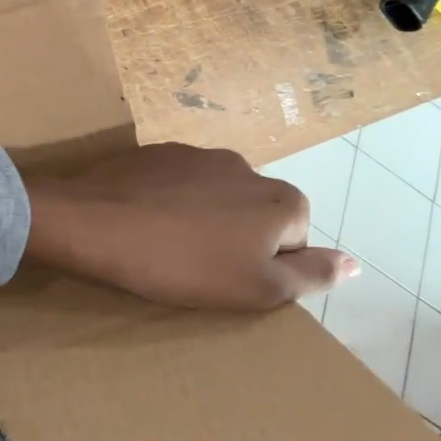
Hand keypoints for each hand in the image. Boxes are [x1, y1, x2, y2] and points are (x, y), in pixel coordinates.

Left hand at [22, 142, 358, 309]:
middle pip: (248, 212)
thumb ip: (311, 275)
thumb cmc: (178, 262)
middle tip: (187, 261)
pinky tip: (134, 220)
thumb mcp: (257, 288)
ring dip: (190, 216)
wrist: (88, 223)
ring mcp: (189, 153)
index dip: (260, 264)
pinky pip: (164, 183)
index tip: (223, 275)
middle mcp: (242, 165)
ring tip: (158, 241)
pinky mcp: (143, 153)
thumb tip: (352, 262)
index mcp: (281, 198)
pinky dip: (156, 201)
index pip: (291, 239)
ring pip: (205, 195)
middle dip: (227, 236)